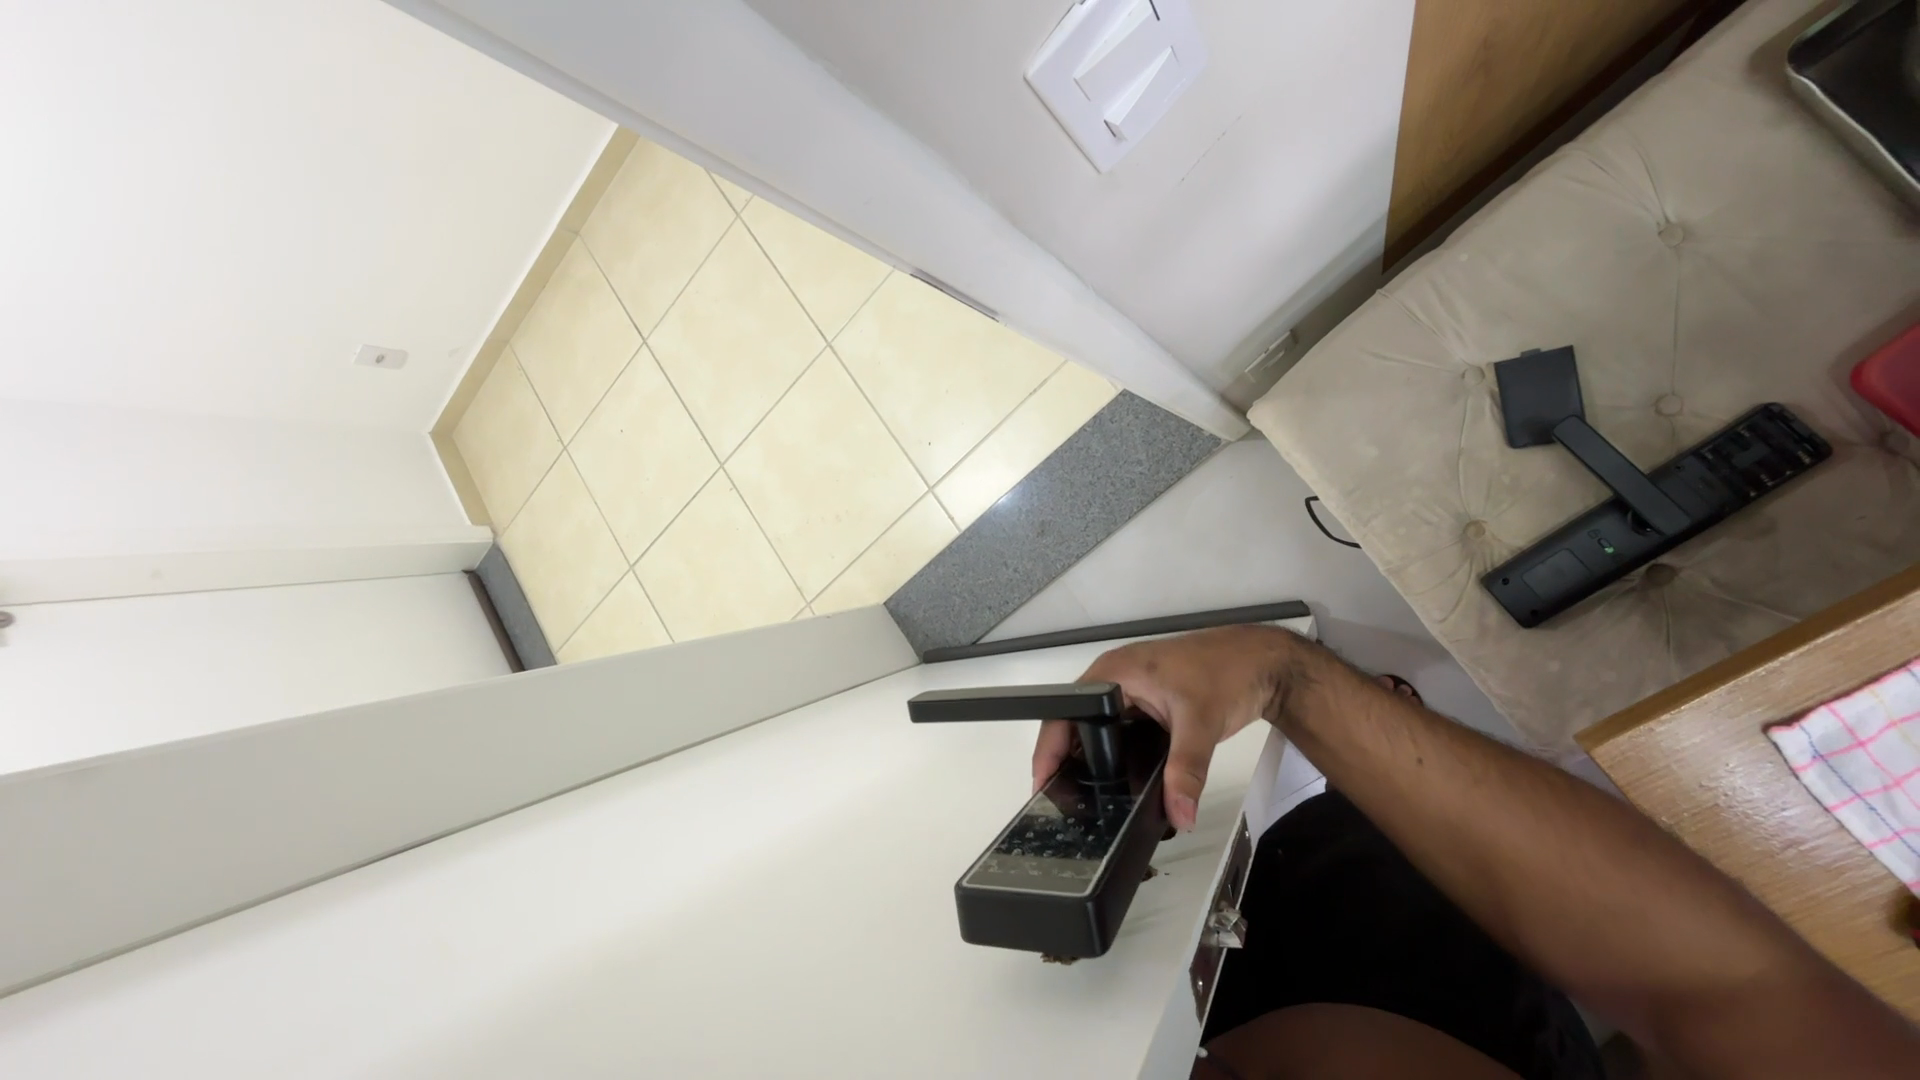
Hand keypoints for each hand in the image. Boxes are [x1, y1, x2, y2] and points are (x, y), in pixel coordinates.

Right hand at [1030, 625, 1308, 830]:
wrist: (1262, 662)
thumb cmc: (1226, 672)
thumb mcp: (1201, 724)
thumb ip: (1186, 771)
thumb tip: (1179, 815)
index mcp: (1111, 674)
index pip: (1063, 714)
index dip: (1048, 751)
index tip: (1042, 787)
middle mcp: (1112, 680)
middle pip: (1073, 725)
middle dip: (1065, 763)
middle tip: (1063, 804)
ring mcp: (1128, 692)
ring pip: (1095, 732)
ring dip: (1090, 762)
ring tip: (1086, 801)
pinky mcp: (1145, 705)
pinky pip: (1117, 734)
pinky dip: (1115, 758)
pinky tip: (1120, 785)